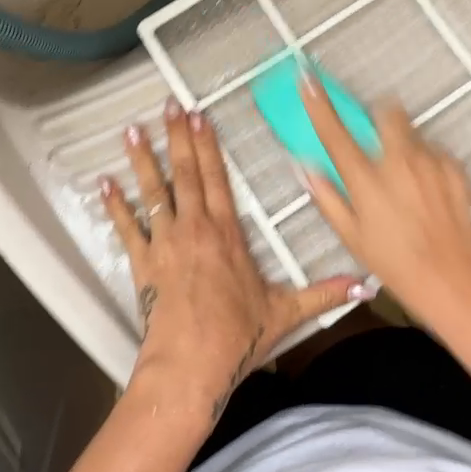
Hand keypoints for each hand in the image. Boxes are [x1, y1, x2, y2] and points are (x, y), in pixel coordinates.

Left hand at [103, 100, 363, 421]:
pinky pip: (126, 228)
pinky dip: (115, 206)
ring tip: (130, 130)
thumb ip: (324, 294)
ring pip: (154, 192)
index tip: (198, 116)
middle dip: (176, 137)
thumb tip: (366, 287)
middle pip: (185, 173)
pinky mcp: (143, 264)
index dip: (207, 145)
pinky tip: (104, 184)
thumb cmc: (237, 336)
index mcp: (227, 233)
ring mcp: (165, 243)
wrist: (190, 365)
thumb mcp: (286, 312)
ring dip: (143, 160)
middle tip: (168, 106)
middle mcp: (195, 228)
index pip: (217, 178)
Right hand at [299, 74, 470, 324]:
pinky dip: (427, 163)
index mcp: (365, 178)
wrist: (454, 278)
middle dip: (379, 117)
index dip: (318, 102)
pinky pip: (435, 152)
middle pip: (385, 112)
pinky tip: (428, 192)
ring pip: (411, 132)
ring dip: (404, 144)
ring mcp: (429, 161)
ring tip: (406, 180)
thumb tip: (305, 168)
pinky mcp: (454, 167)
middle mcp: (397, 161)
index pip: (334, 131)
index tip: (308, 79)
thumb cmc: (396, 263)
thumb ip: (327, 197)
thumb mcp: (352, 237)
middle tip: (376, 140)